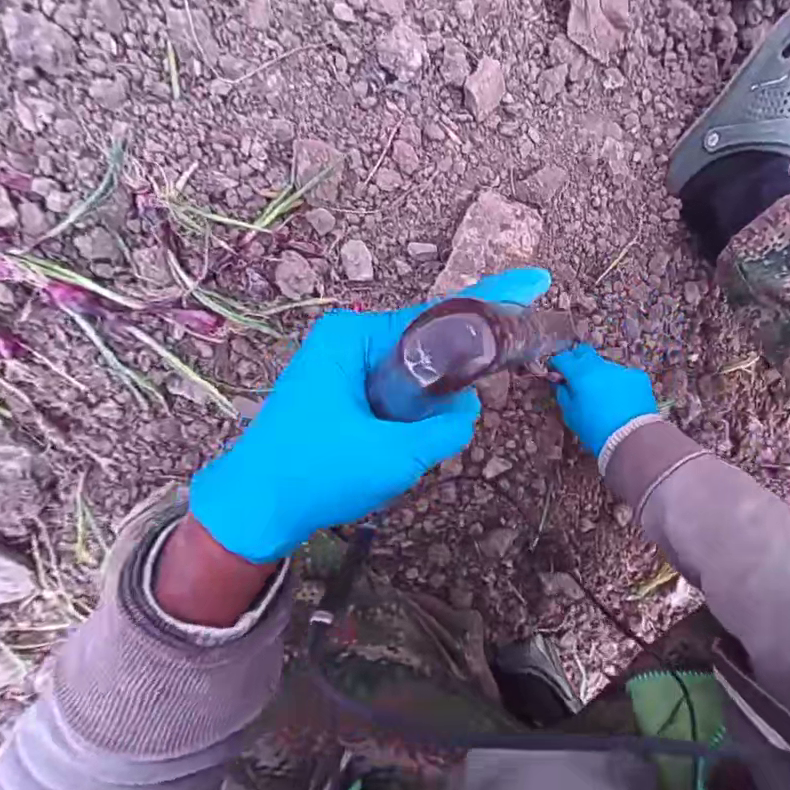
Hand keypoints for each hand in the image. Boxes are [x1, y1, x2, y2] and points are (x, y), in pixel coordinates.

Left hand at [190, 268, 552, 561]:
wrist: (253, 509)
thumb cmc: (315, 475)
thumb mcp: (396, 454)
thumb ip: (448, 426)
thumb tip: (468, 407)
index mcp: (355, 337)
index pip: (438, 313)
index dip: (493, 297)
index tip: (536, 280)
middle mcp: (350, 339)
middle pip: (430, 341)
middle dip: (461, 366)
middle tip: (483, 388)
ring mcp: (344, 364)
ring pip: (416, 370)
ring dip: (432, 398)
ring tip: (416, 438)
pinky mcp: (343, 389)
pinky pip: (397, 388)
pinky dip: (414, 408)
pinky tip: (409, 438)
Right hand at [548, 344, 657, 456]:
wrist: (632, 438)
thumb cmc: (595, 430)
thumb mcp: (571, 415)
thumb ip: (564, 395)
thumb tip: (562, 383)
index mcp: (581, 375)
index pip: (564, 358)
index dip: (558, 364)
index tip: (558, 372)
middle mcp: (601, 366)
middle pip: (585, 354)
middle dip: (578, 362)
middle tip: (577, 379)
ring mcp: (621, 370)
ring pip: (605, 366)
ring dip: (600, 376)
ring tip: (604, 396)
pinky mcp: (638, 377)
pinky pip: (623, 376)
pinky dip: (619, 384)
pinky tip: (622, 401)